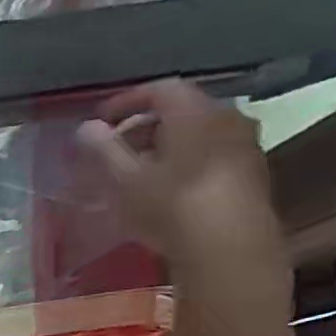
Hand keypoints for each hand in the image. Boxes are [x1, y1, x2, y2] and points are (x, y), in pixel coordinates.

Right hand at [75, 79, 282, 266]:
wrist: (228, 246)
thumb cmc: (171, 206)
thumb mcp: (125, 180)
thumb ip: (103, 150)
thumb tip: (85, 128)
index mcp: (196, 113)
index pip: (160, 90)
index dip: (125, 101)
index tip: (98, 121)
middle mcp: (227, 118)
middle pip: (180, 111)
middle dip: (142, 127)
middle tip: (113, 151)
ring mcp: (244, 145)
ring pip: (196, 135)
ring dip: (163, 147)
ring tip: (135, 174)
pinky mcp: (250, 173)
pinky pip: (209, 155)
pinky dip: (182, 162)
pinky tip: (164, 190)